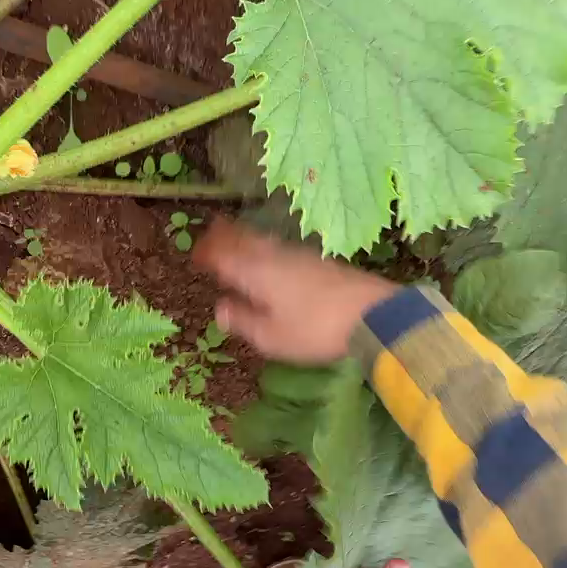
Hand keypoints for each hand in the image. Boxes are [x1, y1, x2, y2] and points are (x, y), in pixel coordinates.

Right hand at [194, 219, 399, 364]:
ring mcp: (300, 257)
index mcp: (257, 273)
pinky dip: (268, 248)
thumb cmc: (314, 330)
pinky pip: (283, 249)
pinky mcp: (320, 263)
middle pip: (246, 240)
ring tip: (237, 238)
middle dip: (227, 236)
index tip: (195, 255)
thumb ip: (243, 320)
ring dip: (247, 238)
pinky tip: (272, 257)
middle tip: (212, 231)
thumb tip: (220, 308)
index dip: (209, 254)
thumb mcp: (271, 336)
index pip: (225, 257)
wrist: (371, 316)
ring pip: (266, 242)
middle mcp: (275, 257)